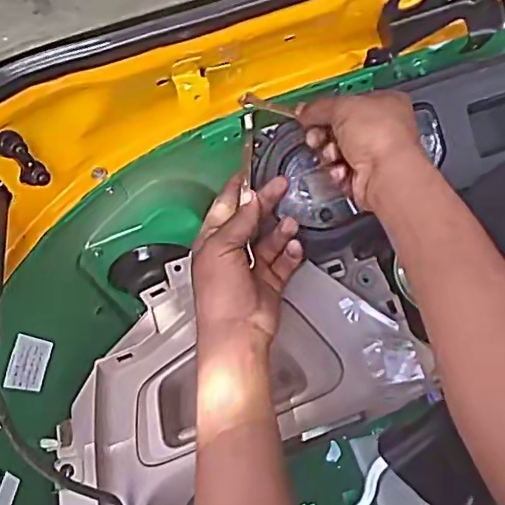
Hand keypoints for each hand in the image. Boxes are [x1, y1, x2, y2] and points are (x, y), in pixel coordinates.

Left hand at [191, 173, 302, 350]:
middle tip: (281, 187)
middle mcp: (231, 252)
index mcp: (211, 241)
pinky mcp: (270, 282)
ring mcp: (251, 267)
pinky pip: (284, 260)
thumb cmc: (219, 299)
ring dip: (281, 229)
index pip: (225, 206)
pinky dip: (291, 253)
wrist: (238, 334)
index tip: (252, 171)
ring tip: (290, 223)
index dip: (239, 188)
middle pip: (251, 219)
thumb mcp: (222, 249)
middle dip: (266, 203)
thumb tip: (251, 200)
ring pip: (270, 239)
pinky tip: (293, 247)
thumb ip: (239, 222)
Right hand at [296, 91, 429, 212]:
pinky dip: (338, 171)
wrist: (386, 174)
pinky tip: (342, 170)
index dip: (327, 109)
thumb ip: (319, 108)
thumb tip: (303, 110)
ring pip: (338, 152)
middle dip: (323, 134)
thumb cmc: (377, 134)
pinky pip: (342, 171)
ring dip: (329, 154)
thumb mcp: (341, 108)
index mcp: (386, 103)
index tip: (309, 115)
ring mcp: (376, 155)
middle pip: (341, 129)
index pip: (350, 102)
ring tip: (332, 155)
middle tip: (315, 137)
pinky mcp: (367, 178)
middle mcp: (384, 128)